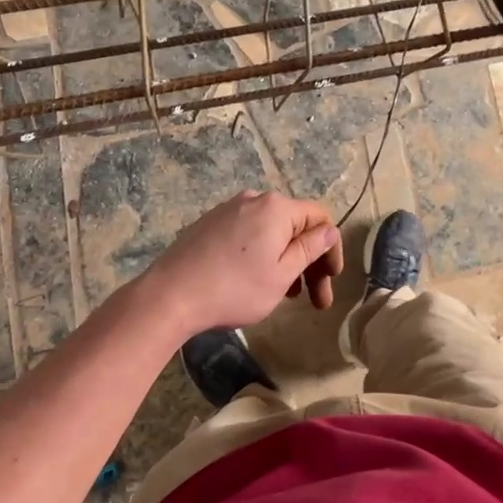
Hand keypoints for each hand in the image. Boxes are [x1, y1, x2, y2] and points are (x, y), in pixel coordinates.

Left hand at [143, 190, 342, 335]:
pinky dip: (262, 255)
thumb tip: (329, 231)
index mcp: (277, 208)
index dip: (332, 250)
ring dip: (286, 261)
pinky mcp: (209, 224)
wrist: (170, 295)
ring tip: (287, 296)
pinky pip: (248, 234)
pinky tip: (257, 282)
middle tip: (315, 302)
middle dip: (310, 262)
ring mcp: (228, 210)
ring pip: (271, 232)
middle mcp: (254, 200)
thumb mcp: (281, 275)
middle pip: (295, 226)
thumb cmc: (234, 289)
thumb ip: (309, 249)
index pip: (320, 218)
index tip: (332, 282)